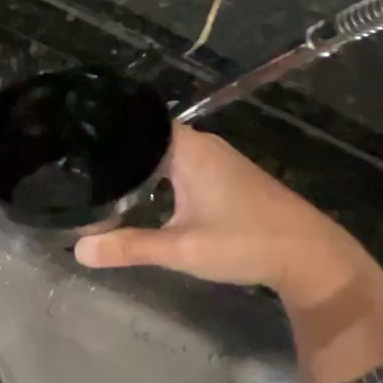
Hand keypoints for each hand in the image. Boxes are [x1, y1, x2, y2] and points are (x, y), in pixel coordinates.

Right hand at [73, 125, 378, 311]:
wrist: (310, 257)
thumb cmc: (246, 243)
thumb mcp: (181, 249)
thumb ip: (129, 247)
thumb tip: (77, 249)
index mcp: (191, 151)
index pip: (139, 124)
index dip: (108, 130)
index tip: (73, 140)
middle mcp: (203, 148)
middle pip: (147, 140)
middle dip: (114, 152)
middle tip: (72, 165)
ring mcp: (216, 163)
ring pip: (163, 156)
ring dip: (134, 167)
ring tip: (92, 179)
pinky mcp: (223, 180)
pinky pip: (177, 169)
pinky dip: (154, 178)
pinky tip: (134, 196)